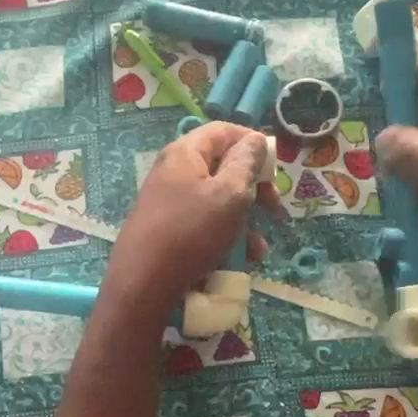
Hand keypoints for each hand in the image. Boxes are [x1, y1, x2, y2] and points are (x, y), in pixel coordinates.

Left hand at [105, 122, 280, 319]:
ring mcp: (169, 204)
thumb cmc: (190, 233)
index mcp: (185, 153)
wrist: (143, 285)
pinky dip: (223, 240)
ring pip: (217, 204)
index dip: (253, 144)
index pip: (224, 131)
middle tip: (274, 210)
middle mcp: (173, 173)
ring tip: (256, 250)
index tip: (274, 169)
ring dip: (243, 224)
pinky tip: (237, 263)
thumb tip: (254, 140)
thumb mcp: (228, 194)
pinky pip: (203, 228)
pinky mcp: (168, 233)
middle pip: (222, 169)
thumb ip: (246, 164)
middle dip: (253, 191)